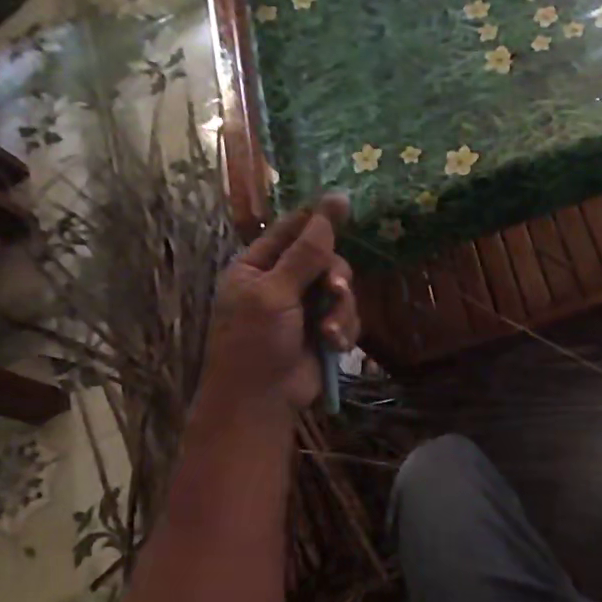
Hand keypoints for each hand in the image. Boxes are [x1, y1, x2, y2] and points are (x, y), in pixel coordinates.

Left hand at [201, 195, 359, 412]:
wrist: (261, 399)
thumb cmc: (254, 341)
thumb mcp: (274, 292)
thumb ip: (305, 253)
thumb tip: (329, 208)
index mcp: (258, 266)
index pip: (291, 231)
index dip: (318, 218)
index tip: (345, 203)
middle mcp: (284, 283)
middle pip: (325, 261)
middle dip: (335, 278)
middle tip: (335, 289)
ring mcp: (305, 310)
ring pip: (342, 292)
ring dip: (341, 311)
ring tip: (329, 334)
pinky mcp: (324, 334)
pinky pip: (348, 318)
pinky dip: (344, 331)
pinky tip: (334, 346)